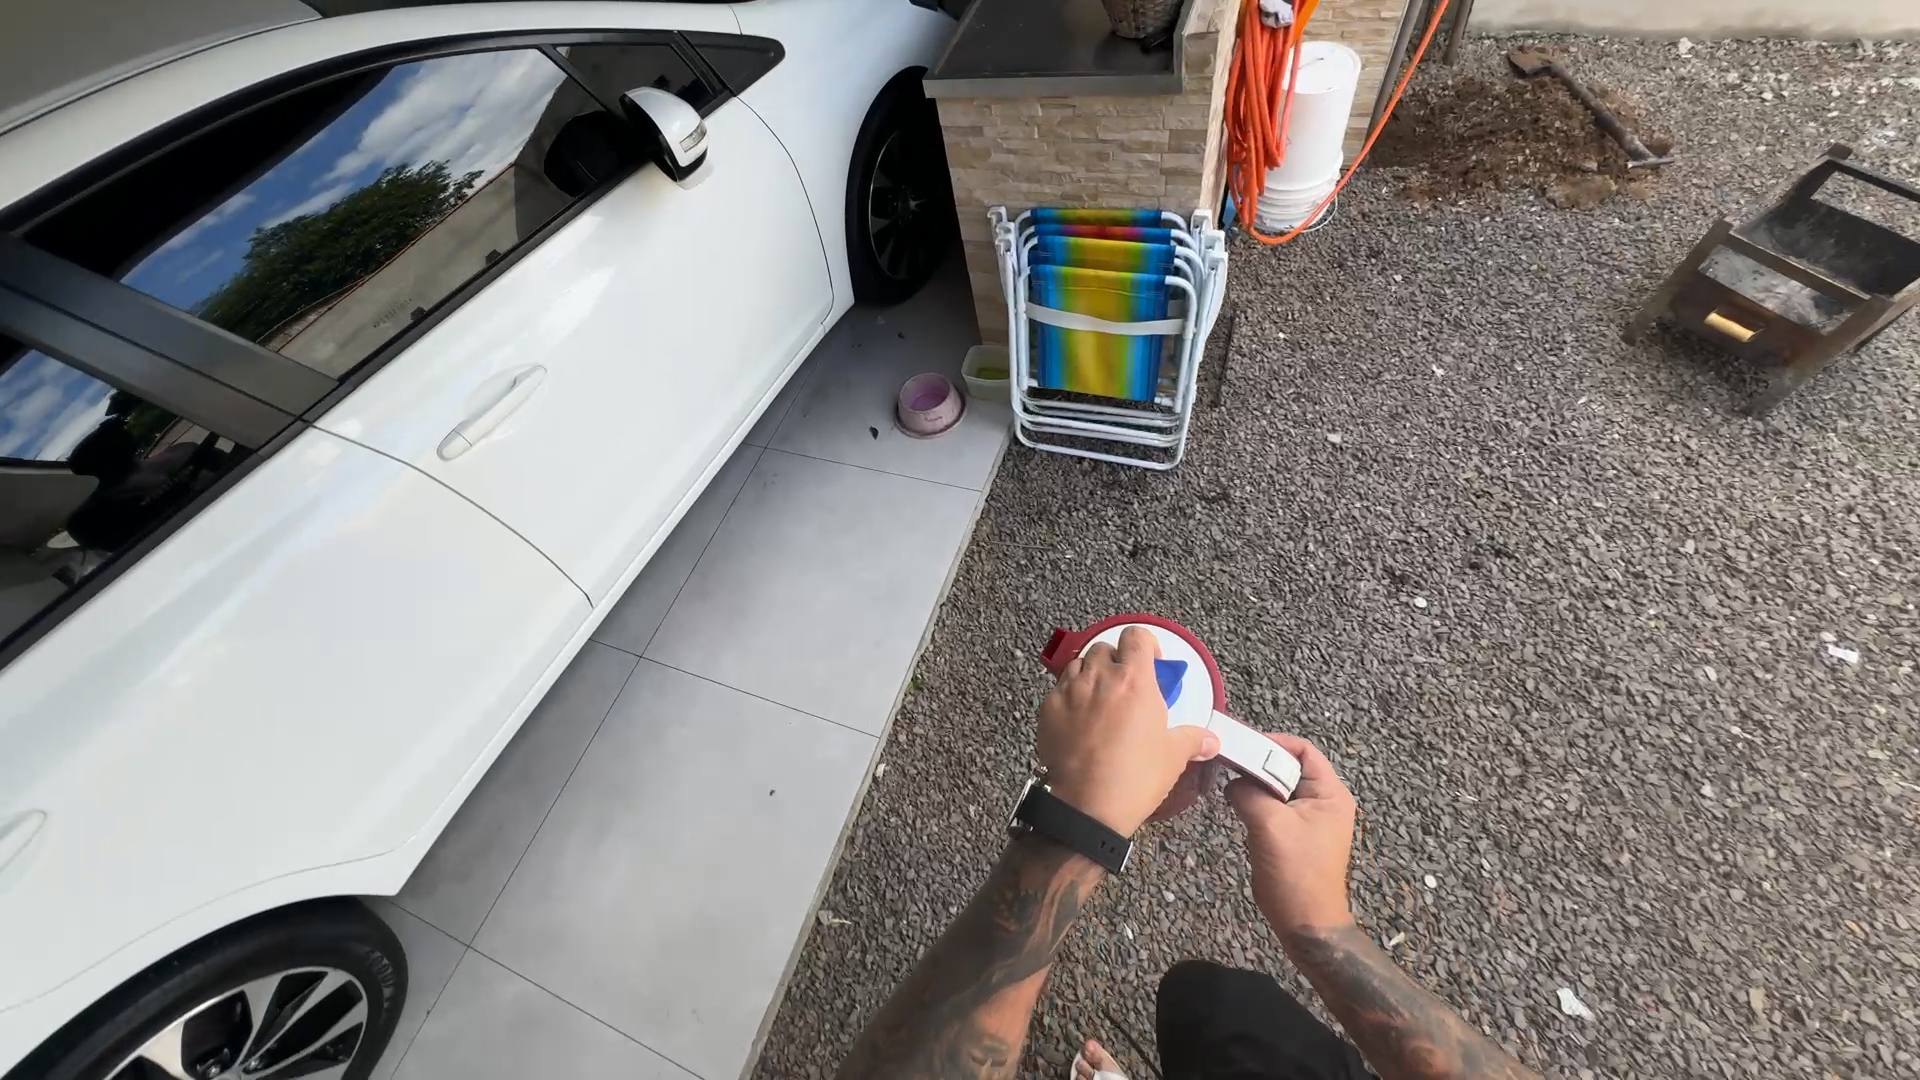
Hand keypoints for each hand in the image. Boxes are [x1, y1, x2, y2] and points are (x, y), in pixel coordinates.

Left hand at [1037, 626, 1219, 836]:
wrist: (1085, 805)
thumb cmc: (1134, 777)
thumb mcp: (1172, 757)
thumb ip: (1192, 740)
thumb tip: (1209, 740)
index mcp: (1134, 680)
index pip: (1136, 637)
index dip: (1146, 644)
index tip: (1152, 662)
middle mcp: (1098, 677)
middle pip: (1105, 649)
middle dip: (1117, 662)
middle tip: (1126, 687)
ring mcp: (1069, 690)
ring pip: (1078, 665)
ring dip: (1091, 675)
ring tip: (1101, 701)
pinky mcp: (1048, 708)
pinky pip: (1059, 689)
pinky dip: (1069, 697)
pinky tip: (1078, 720)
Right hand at [1227, 734, 1356, 939]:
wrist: (1304, 922)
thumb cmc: (1295, 871)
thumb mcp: (1270, 823)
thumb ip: (1248, 792)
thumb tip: (1232, 781)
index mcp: (1330, 794)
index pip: (1303, 750)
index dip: (1272, 742)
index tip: (1241, 747)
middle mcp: (1322, 800)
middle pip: (1287, 765)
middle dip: (1258, 762)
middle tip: (1229, 762)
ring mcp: (1306, 817)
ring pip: (1275, 784)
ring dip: (1253, 782)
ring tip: (1228, 782)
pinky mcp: (1291, 831)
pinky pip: (1270, 802)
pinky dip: (1253, 799)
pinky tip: (1235, 803)